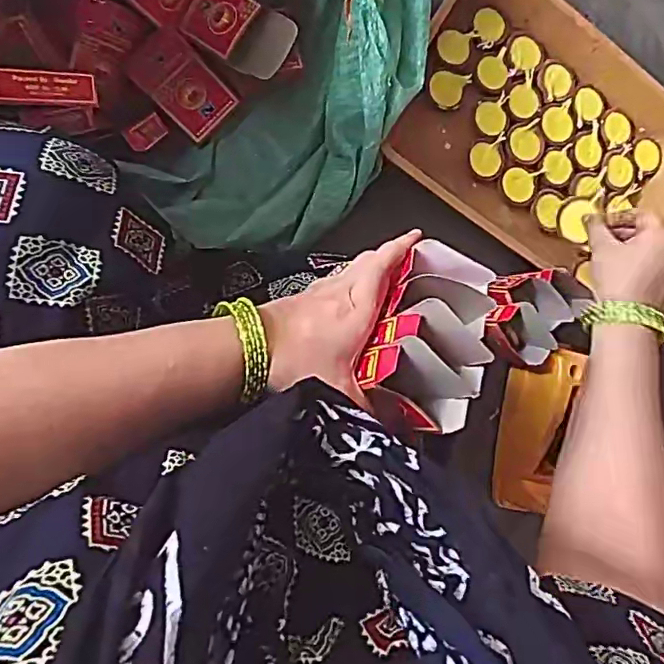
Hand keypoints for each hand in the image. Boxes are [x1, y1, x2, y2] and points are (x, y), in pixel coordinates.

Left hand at [259, 230, 420, 404]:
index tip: (415, 237)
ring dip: (367, 264)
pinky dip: (347, 279)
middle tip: (406, 254)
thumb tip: (389, 426)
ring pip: (349, 268)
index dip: (401, 248)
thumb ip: (367, 409)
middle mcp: (337, 293)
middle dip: (389, 252)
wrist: (248, 349)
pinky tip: (344, 295)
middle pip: (367, 260)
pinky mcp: (301, 299)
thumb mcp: (338, 391)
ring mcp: (317, 292)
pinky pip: (333, 281)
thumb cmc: (290, 361)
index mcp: (355, 308)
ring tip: (380, 273)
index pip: (383, 266)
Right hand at [586, 210, 663, 311]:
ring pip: (652, 253)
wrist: (629, 318)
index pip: (641, 214)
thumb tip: (592, 219)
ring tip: (609, 259)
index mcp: (662, 235)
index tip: (603, 222)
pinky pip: (655, 270)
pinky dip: (639, 268)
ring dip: (631, 252)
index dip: (618, 216)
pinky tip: (621, 276)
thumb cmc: (621, 284)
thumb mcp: (601, 247)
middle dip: (624, 235)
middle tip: (603, 240)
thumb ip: (596, 227)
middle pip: (648, 233)